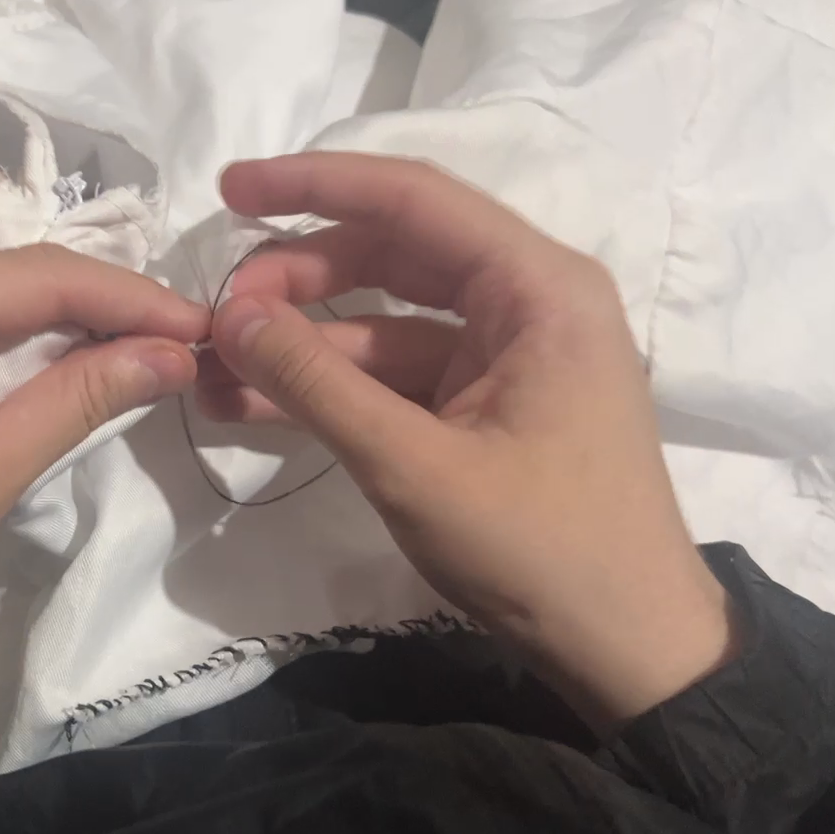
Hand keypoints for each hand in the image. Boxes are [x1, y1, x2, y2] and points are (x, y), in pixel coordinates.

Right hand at [200, 153, 732, 731]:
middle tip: (217, 314)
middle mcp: (520, 305)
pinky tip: (251, 408)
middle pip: (388, 258)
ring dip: (295, 345)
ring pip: (375, 325)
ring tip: (214, 369)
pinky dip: (322, 391)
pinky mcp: (471, 408)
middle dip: (294, 281)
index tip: (231, 190)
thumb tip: (229, 315)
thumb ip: (315, 383)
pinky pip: (384, 380)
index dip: (313, 186)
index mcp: (535, 290)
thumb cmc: (537, 548)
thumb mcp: (410, 462)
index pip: (412, 201)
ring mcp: (493, 360)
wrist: (620, 647)